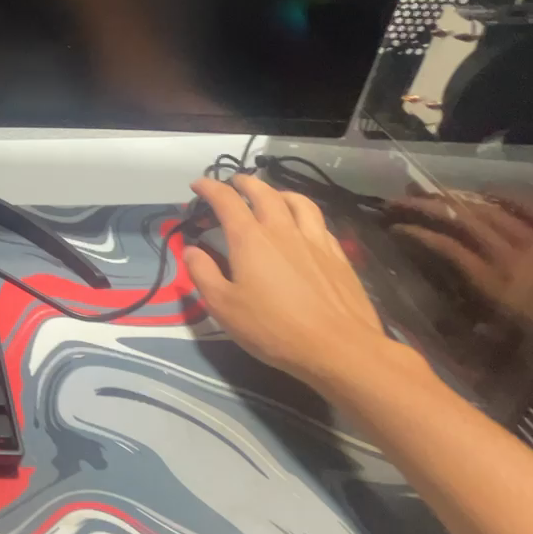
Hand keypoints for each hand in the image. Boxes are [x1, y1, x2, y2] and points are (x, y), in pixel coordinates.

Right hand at [183, 174, 400, 390]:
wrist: (341, 350)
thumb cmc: (274, 328)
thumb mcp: (223, 306)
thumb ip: (202, 273)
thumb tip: (191, 250)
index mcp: (250, 239)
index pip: (226, 200)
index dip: (209, 187)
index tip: (197, 185)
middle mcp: (282, 230)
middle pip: (264, 192)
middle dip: (245, 183)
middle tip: (234, 183)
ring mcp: (315, 242)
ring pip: (298, 202)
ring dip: (279, 193)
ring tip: (271, 197)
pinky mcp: (339, 258)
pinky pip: (320, 223)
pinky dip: (304, 216)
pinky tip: (303, 228)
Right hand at [386, 186, 532, 343]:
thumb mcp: (523, 348)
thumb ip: (487, 333)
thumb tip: (455, 331)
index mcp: (497, 285)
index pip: (446, 248)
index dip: (417, 233)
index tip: (395, 227)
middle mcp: (511, 257)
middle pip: (461, 221)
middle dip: (426, 206)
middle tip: (400, 198)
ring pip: (489, 211)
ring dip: (458, 198)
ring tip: (435, 192)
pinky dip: (508, 198)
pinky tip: (489, 193)